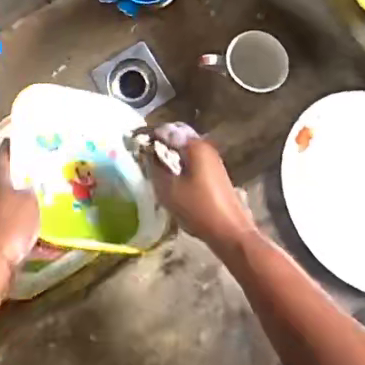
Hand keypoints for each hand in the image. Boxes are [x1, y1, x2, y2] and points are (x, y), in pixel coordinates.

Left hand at [0, 147, 39, 270]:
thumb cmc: (12, 225)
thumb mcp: (30, 202)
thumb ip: (31, 190)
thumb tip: (30, 184)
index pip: (4, 154)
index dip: (13, 145)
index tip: (24, 139)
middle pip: (6, 178)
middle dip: (22, 175)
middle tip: (40, 171)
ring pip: (8, 201)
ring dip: (23, 200)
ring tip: (43, 201)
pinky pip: (10, 223)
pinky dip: (23, 224)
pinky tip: (40, 234)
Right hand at [145, 123, 256, 249]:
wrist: (232, 234)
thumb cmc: (199, 208)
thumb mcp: (169, 189)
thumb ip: (155, 167)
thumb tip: (147, 153)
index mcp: (194, 145)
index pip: (165, 130)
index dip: (147, 135)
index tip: (133, 142)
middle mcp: (205, 147)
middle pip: (177, 135)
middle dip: (159, 141)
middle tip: (143, 152)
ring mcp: (212, 160)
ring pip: (184, 148)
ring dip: (169, 152)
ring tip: (153, 164)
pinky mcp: (214, 173)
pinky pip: (191, 159)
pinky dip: (179, 162)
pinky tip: (170, 175)